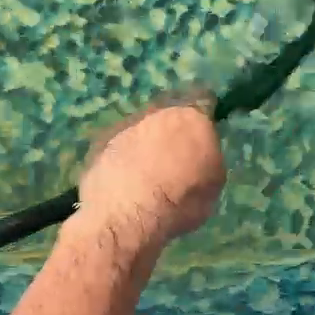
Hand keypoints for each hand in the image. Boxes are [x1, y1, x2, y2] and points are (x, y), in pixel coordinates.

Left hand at [71, 103, 225, 250]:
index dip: (202, 115)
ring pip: (140, 128)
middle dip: (170, 131)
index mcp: (192, 118)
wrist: (128, 213)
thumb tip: (199, 154)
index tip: (201, 131)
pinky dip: (120, 157)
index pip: (203, 100)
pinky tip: (121, 180)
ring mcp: (125, 125)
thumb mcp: (214, 183)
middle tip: (171, 158)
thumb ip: (207, 157)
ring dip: (143, 144)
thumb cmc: (181, 200)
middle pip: (168, 114)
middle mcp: (158, 112)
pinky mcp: (100, 141)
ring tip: (143, 174)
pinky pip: (116, 144)